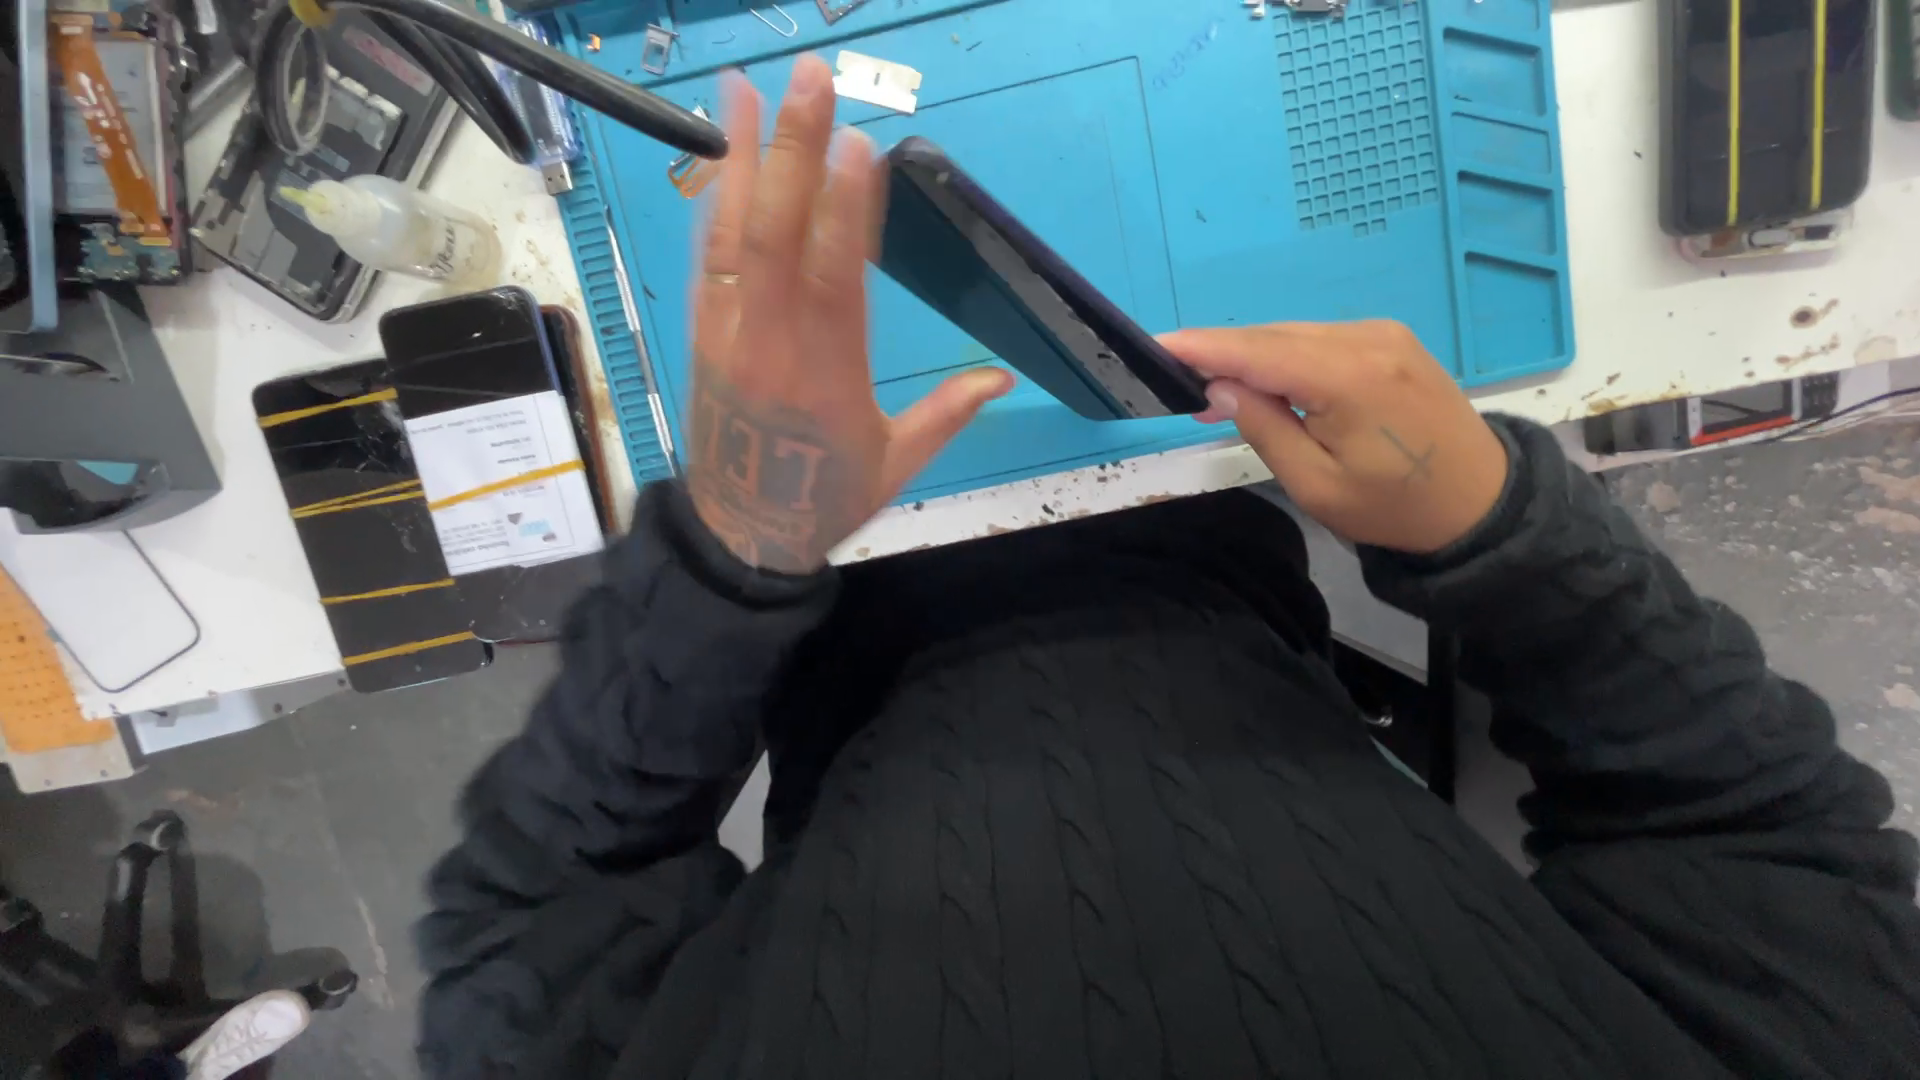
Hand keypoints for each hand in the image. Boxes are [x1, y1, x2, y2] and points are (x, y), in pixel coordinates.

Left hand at [685, 57, 1012, 572]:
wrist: (743, 533)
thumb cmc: (826, 498)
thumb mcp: (896, 465)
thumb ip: (946, 416)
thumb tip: (1000, 377)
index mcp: (831, 376)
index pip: (839, 277)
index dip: (847, 209)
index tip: (858, 143)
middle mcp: (773, 344)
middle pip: (782, 236)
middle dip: (796, 152)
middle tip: (811, 79)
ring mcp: (730, 335)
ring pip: (735, 238)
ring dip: (744, 160)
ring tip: (748, 90)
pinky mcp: (702, 336)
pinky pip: (709, 262)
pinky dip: (715, 205)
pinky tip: (724, 158)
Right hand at [1160, 321, 1508, 553]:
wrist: (1478, 502)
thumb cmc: (1391, 506)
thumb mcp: (1314, 485)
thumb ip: (1263, 428)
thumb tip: (1221, 386)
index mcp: (1349, 378)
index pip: (1258, 352)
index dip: (1203, 347)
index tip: (1157, 345)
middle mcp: (1366, 339)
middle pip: (1271, 337)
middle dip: (1220, 354)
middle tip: (1175, 381)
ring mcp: (1382, 334)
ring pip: (1291, 335)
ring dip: (1248, 357)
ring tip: (1212, 388)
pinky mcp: (1388, 340)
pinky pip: (1316, 340)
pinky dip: (1279, 356)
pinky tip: (1261, 380)